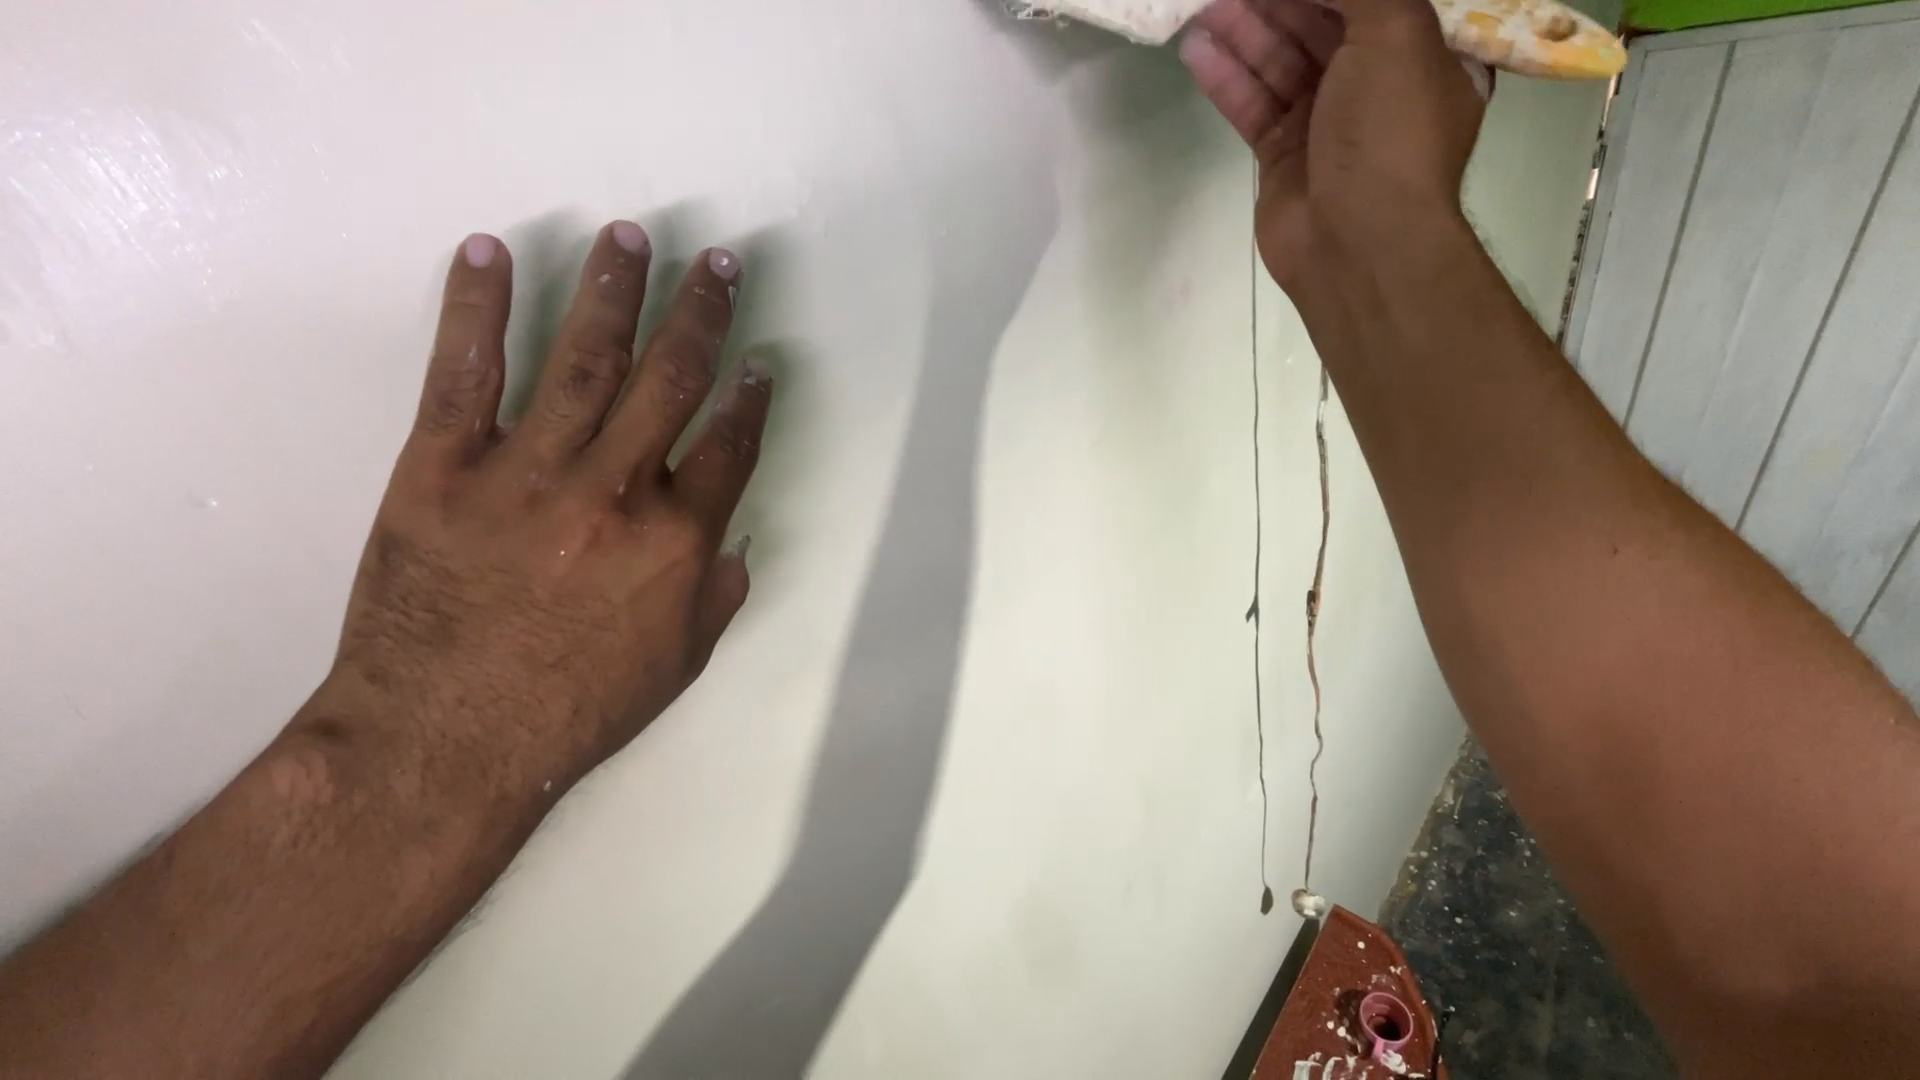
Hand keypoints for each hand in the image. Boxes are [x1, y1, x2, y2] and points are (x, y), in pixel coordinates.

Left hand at [313, 223, 770, 804]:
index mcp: (676, 538)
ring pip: (582, 358)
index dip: (750, 397)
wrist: (443, 740)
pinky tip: (490, 252)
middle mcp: (615, 488)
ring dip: (612, 291)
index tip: (757, 359)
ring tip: (630, 237)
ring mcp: (528, 470)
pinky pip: (466, 372)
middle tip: (716, 262)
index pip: (730, 444)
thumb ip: (717, 591)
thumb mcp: (680, 662)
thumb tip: (734, 539)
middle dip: (701, 314)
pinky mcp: (444, 466)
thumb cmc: (574, 709)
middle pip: (671, 380)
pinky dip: (476, 307)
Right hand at [1181, 0, 1489, 292]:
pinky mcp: (1282, 157)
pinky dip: (1227, 79)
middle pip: (1319, 23)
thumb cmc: (1391, 133)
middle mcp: (1374, 83)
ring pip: (1279, 63)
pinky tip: (1197, 50)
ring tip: (1203, 4)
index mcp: (1420, 52)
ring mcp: (1324, 123)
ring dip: (1243, 31)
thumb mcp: (1396, 33)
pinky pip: (1253, 106)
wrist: (1357, 243)